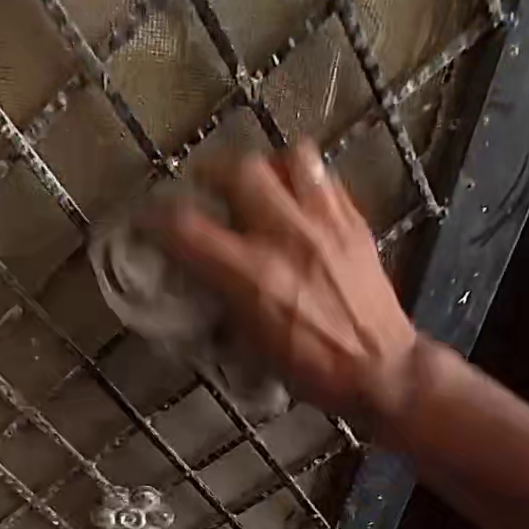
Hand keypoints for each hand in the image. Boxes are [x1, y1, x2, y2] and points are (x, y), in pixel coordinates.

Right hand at [157, 140, 419, 425]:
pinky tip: (299, 200)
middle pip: (239, 170)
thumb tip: (202, 282)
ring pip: (291, 158)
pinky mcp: (354, 222)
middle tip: (208, 187)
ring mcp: (324, 224)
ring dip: (267, 166)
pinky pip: (325, 177)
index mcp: (251, 276)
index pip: (186, 228)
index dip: (156, 217)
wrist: (380, 370)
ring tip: (262, 184)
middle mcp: (285, 237)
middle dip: (212, 172)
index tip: (149, 219)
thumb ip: (222, 305)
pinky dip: (304, 179)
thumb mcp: (251, 348)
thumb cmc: (311, 370)